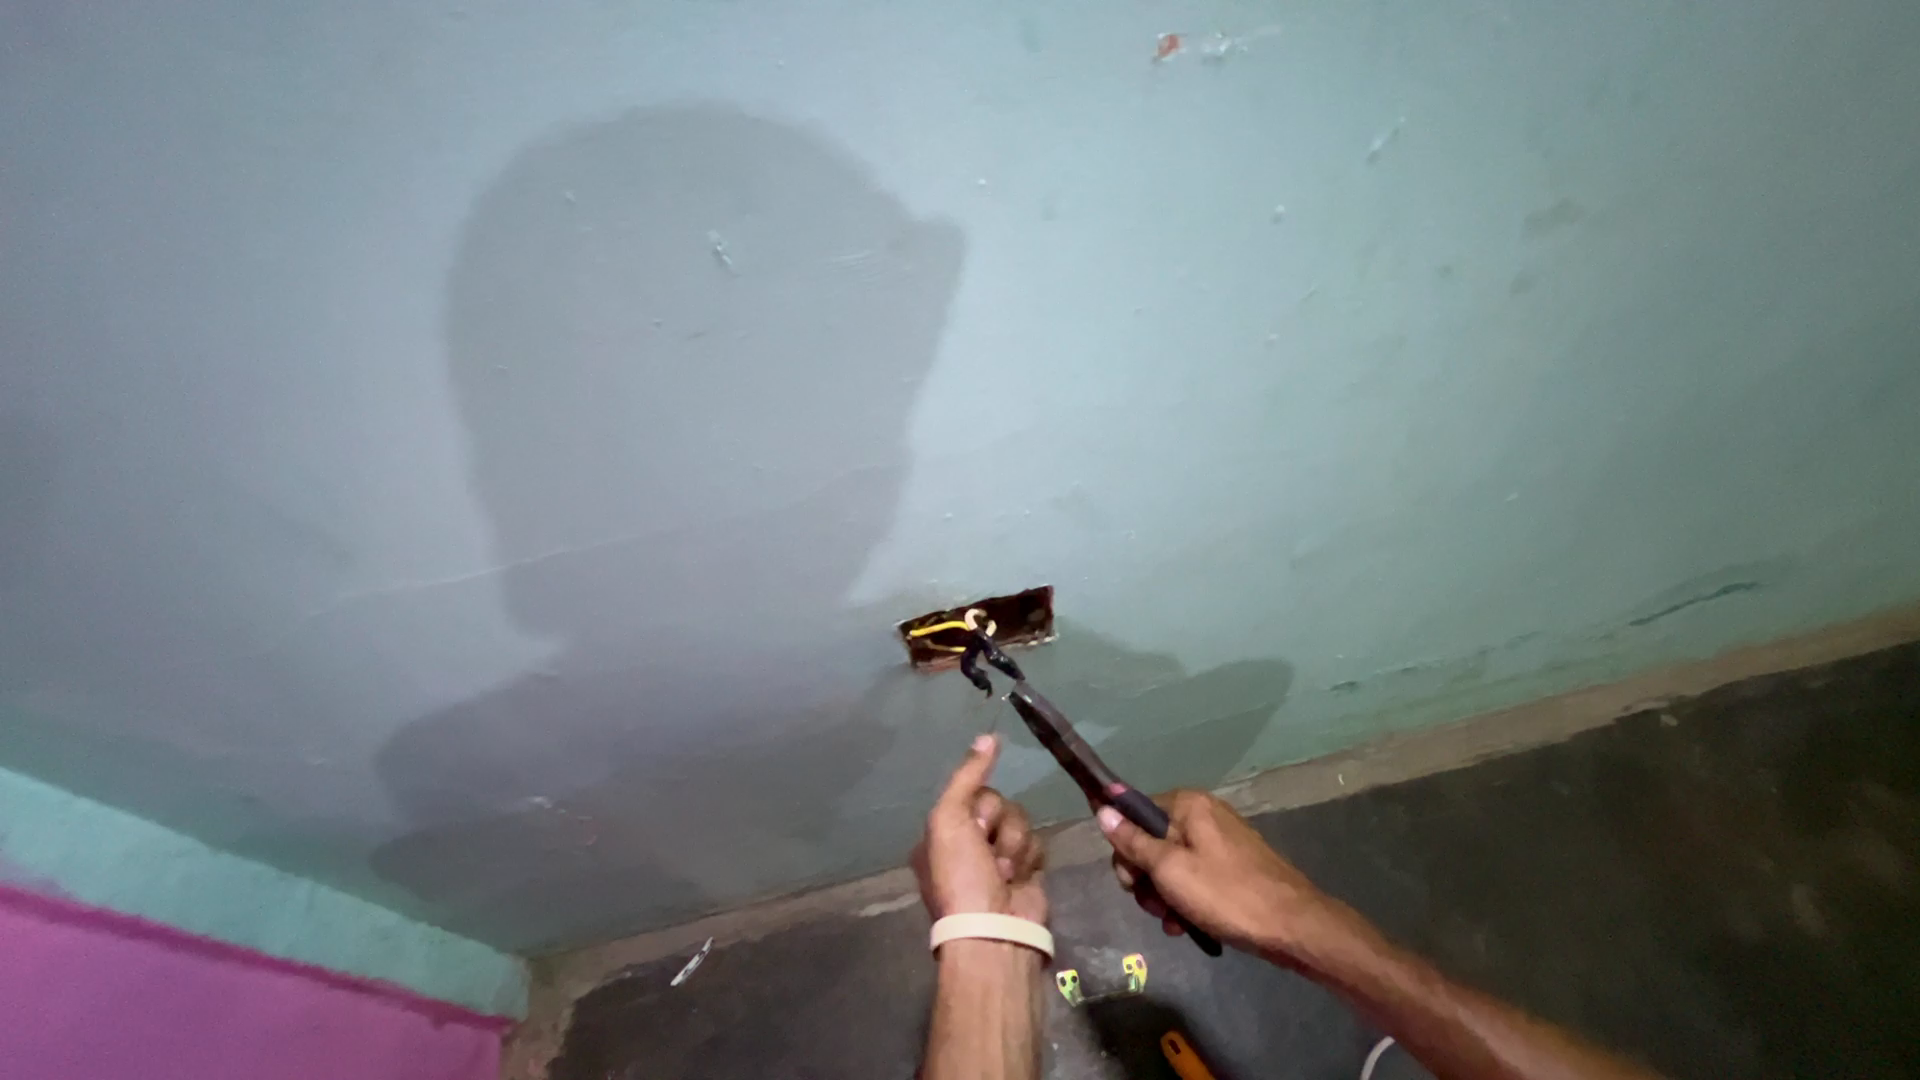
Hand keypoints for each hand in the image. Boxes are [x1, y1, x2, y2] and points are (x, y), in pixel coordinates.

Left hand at [912, 734, 1046, 925]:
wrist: (997, 930)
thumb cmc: (962, 876)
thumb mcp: (949, 818)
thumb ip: (968, 775)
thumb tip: (989, 735)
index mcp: (943, 831)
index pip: (970, 791)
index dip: (978, 806)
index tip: (974, 825)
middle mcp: (968, 841)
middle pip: (997, 802)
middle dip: (998, 825)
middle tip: (988, 851)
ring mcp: (998, 856)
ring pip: (1019, 819)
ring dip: (1014, 844)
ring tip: (1006, 873)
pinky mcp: (1027, 868)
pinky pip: (1036, 841)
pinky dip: (1030, 857)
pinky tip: (1022, 878)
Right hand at [1098, 790, 1331, 957]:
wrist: (1295, 928)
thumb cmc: (1226, 894)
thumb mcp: (1169, 869)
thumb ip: (1133, 841)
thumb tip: (1102, 809)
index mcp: (1187, 804)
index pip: (1135, 814)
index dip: (1125, 849)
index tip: (1130, 882)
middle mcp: (1203, 813)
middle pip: (1152, 841)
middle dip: (1146, 877)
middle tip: (1154, 906)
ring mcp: (1220, 840)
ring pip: (1172, 863)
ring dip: (1164, 894)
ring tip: (1173, 922)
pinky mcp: (1233, 865)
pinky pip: (1195, 875)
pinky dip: (1186, 897)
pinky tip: (1186, 924)